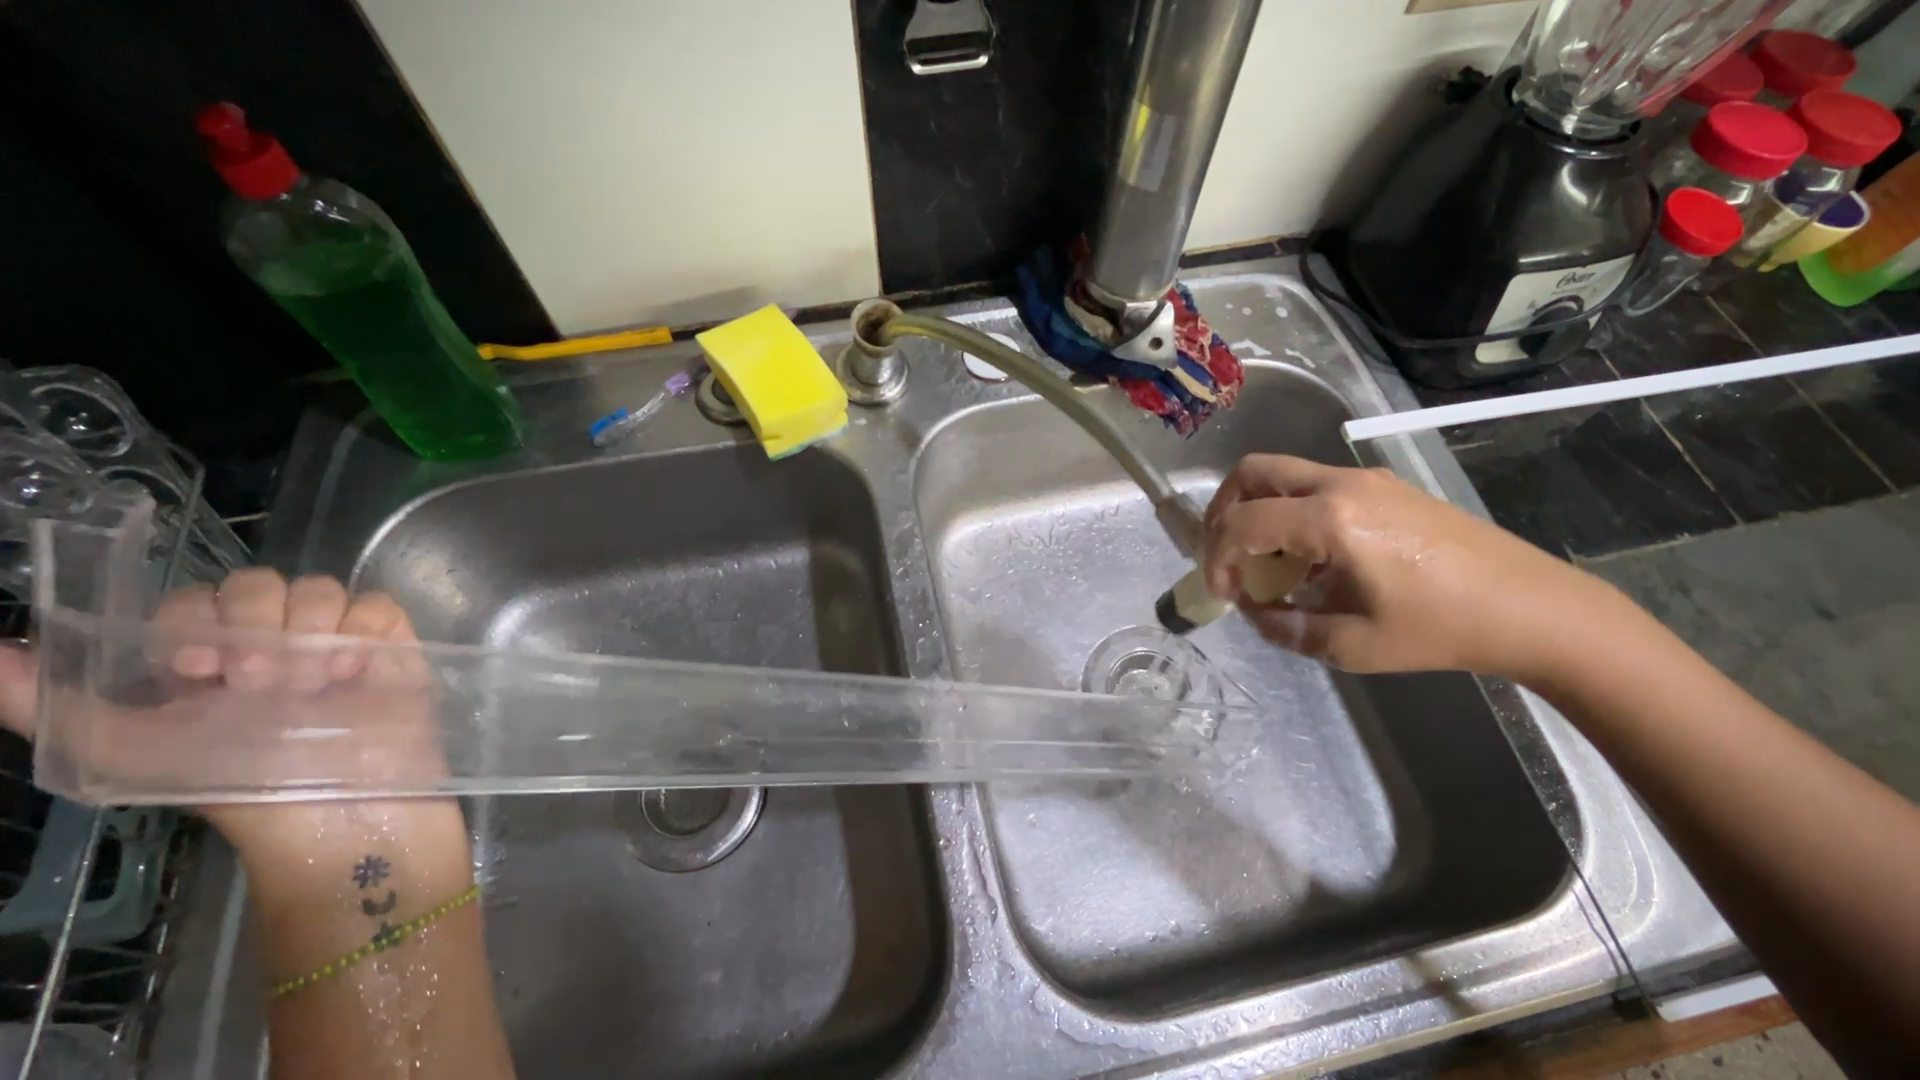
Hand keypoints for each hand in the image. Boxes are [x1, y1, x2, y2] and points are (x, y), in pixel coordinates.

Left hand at [0, 569, 468, 884]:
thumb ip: (56, 709)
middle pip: (261, 583)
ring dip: (309, 631)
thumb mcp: (129, 755)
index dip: (195, 620)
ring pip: (320, 588)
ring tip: (310, 686)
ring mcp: (338, 644)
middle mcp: (276, 643)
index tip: (199, 669)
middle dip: (256, 626)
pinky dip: (361, 629)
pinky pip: (377, 606)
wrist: (339, 826)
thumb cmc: (241, 794)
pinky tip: (352, 673)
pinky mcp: (393, 649)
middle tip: (261, 683)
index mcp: (214, 659)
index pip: (197, 601)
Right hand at [1203, 454, 1626, 678]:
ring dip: (1260, 512)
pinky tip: (1312, 561)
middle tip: (1226, 556)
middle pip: (1254, 472)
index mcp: (1331, 519)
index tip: (1222, 595)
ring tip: (1268, 565)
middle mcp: (1343, 484)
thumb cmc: (1440, 630)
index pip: (1242, 522)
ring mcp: (1369, 481)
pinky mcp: (1389, 488)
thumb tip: (1255, 611)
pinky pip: (1319, 487)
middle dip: (1224, 512)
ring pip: (1286, 475)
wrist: (1531, 608)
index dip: (1217, 558)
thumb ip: (1285, 627)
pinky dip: (1293, 513)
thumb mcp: (1351, 645)